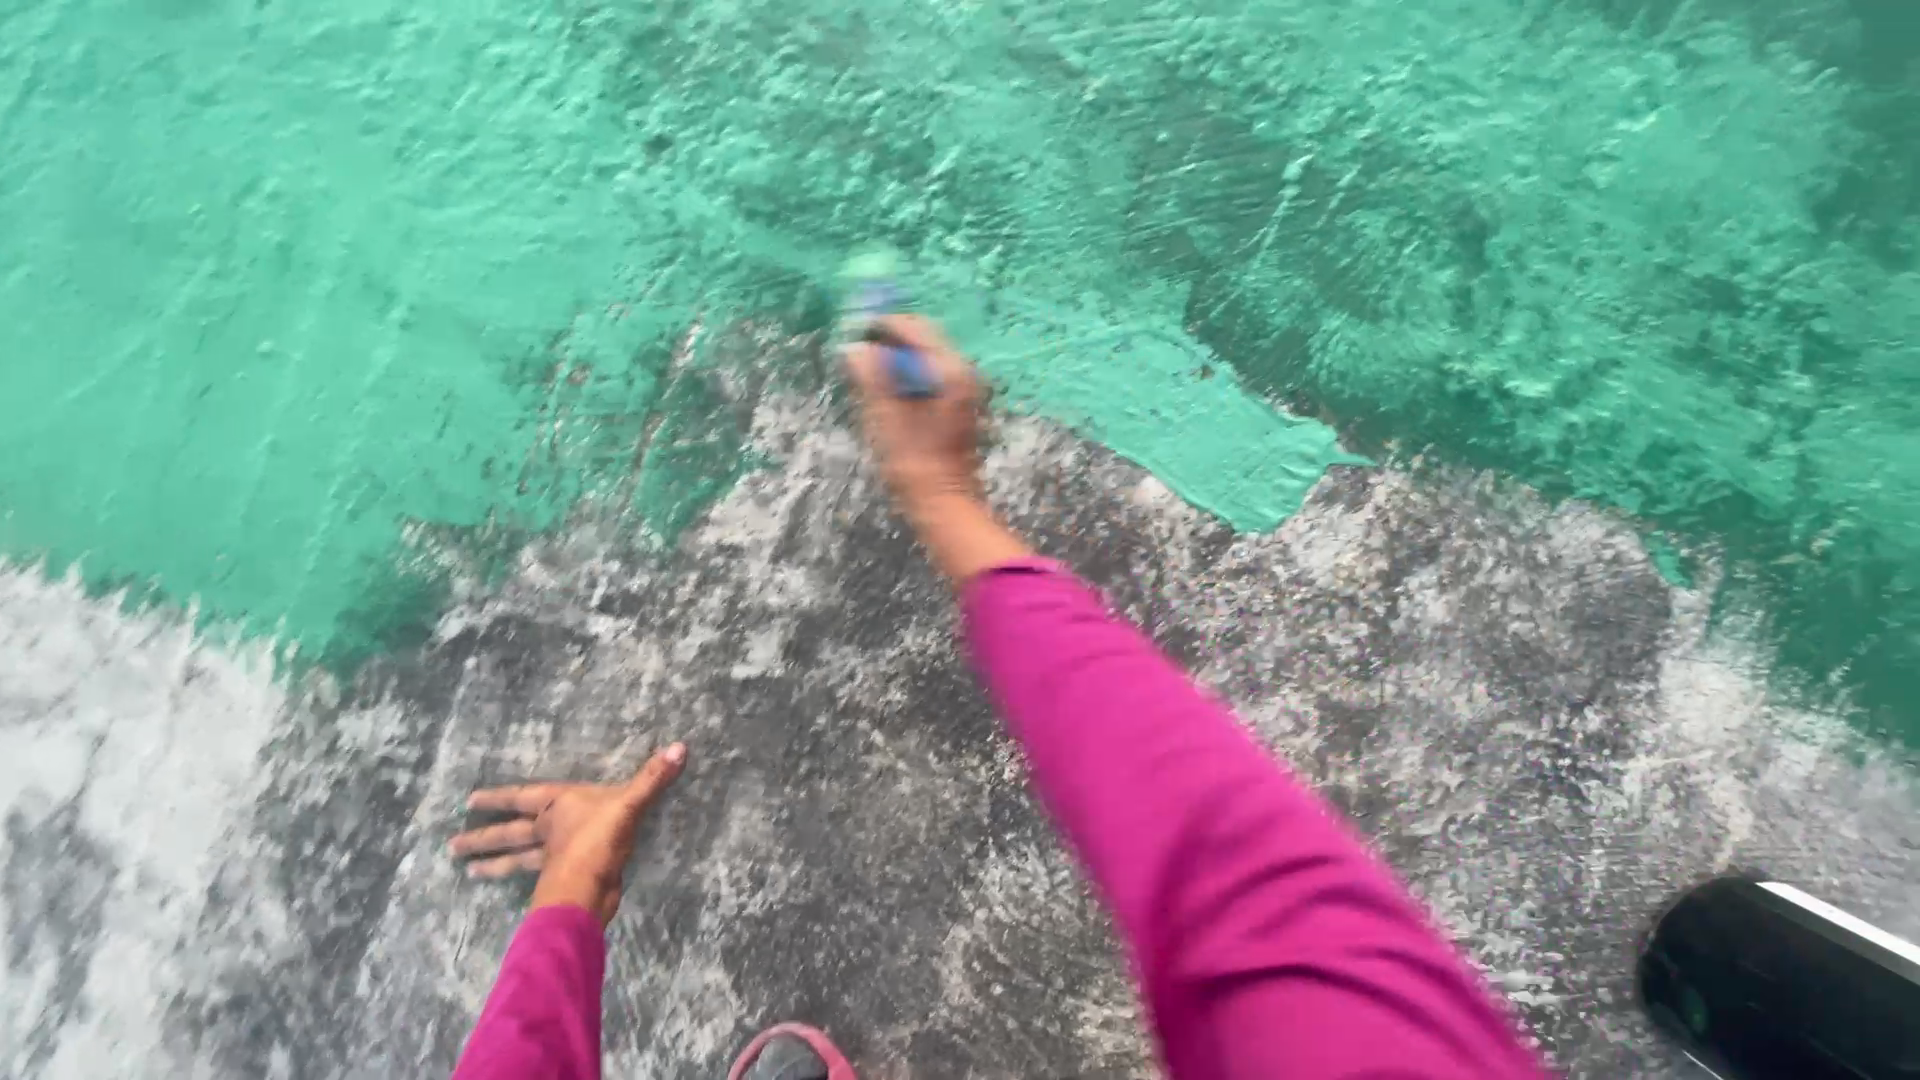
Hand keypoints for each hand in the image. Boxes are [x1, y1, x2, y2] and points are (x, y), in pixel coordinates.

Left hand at [450, 742, 686, 924]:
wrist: (592, 891)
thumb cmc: (600, 840)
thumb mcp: (630, 804)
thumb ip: (653, 777)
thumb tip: (682, 747)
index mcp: (558, 807)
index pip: (523, 798)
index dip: (499, 798)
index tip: (469, 802)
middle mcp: (549, 831)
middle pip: (510, 834)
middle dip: (482, 838)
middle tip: (450, 846)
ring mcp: (552, 859)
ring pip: (517, 859)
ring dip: (493, 864)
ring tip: (465, 871)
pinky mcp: (562, 881)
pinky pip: (537, 877)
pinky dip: (524, 881)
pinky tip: (520, 888)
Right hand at [843, 315, 987, 514]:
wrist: (945, 503)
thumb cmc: (915, 466)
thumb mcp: (885, 419)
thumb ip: (872, 379)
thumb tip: (856, 348)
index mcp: (950, 372)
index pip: (915, 328)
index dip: (884, 325)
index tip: (856, 332)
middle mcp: (965, 374)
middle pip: (925, 339)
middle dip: (892, 341)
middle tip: (861, 353)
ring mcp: (967, 390)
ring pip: (928, 357)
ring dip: (900, 359)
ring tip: (871, 374)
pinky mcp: (962, 404)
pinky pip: (933, 375)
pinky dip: (911, 375)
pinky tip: (892, 394)